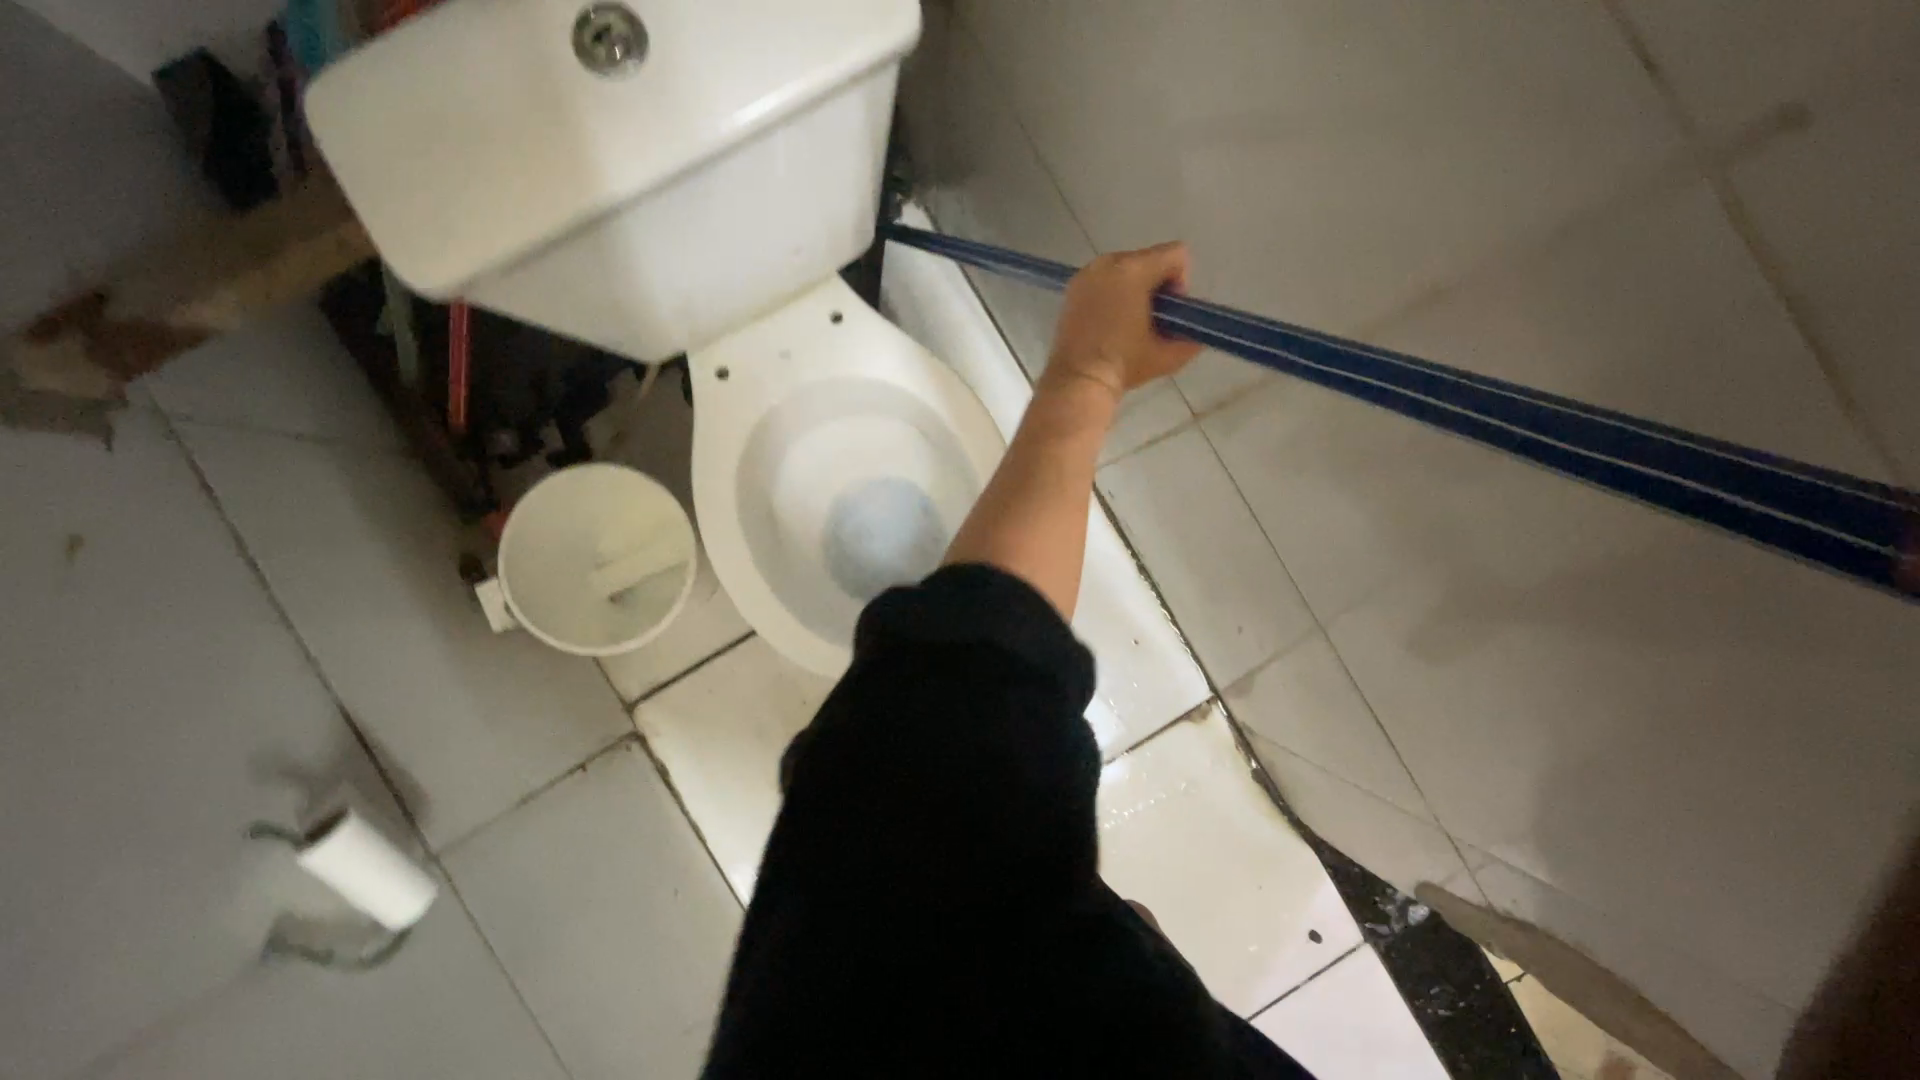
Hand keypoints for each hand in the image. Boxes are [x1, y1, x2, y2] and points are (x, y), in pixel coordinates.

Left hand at [1045, 241, 1203, 396]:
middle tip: (1150, 319)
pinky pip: (1104, 278)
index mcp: (1133, 270)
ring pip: (1126, 267)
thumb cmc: (1125, 365)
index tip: (1170, 312)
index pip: (1176, 254)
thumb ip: (1192, 335)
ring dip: (1134, 287)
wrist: (1078, 380)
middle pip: (1149, 259)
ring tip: (1129, 320)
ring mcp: (1087, 273)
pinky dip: (1113, 292)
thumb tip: (1196, 330)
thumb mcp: (1169, 355)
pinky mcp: (1073, 287)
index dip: (1180, 282)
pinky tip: (1110, 319)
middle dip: (1156, 284)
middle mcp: (1109, 262)